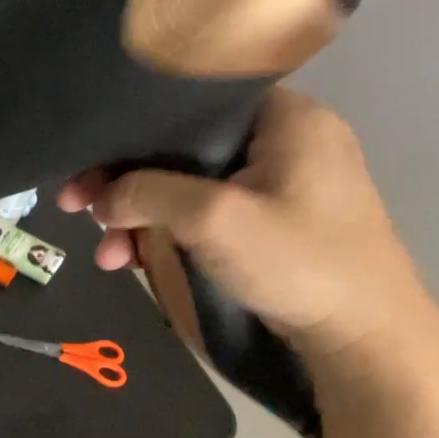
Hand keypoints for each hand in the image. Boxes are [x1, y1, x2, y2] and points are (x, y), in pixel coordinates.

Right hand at [58, 87, 431, 359]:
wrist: (362, 334)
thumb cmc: (298, 262)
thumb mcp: (212, 218)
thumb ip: (146, 193)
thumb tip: (100, 198)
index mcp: (285, 118)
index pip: (189, 103)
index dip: (129, 133)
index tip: (83, 169)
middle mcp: (282, 139)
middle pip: (177, 148)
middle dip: (123, 185)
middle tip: (76, 212)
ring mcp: (277, 181)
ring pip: (181, 185)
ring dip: (136, 218)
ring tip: (109, 257)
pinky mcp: (268, 219)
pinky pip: (198, 213)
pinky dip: (162, 234)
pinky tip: (132, 260)